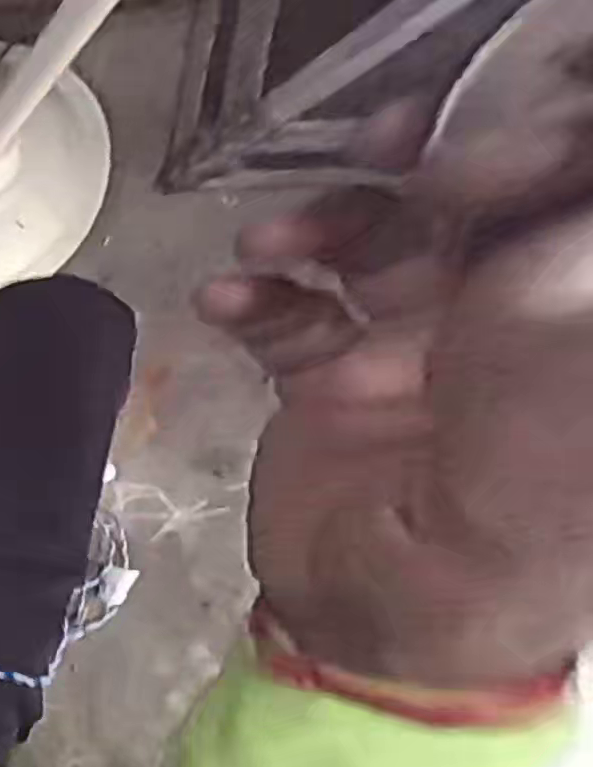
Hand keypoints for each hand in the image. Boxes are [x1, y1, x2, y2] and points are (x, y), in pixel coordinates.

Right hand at [199, 104, 592, 687]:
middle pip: (512, 202)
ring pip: (393, 247)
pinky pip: (295, 319)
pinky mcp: (330, 374)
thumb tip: (531, 252)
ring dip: (335, 223)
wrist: (352, 626)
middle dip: (458, 159)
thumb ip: (530, 387)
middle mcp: (532, 325)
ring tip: (270, 235)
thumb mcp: (519, 505)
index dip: (573, 145)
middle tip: (391, 154)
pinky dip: (259, 302)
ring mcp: (424, 347)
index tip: (507, 125)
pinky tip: (223, 300)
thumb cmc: (463, 586)